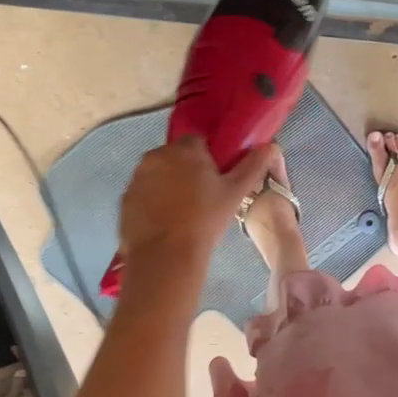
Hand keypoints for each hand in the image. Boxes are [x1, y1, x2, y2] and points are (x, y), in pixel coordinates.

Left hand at [118, 136, 276, 257]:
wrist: (166, 254)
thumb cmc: (206, 219)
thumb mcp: (236, 192)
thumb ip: (253, 165)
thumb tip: (272, 146)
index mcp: (185, 150)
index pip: (198, 141)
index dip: (208, 158)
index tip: (216, 178)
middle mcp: (156, 156)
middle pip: (176, 156)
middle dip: (186, 169)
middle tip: (202, 196)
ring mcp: (137, 177)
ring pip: (158, 173)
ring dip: (169, 183)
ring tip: (183, 211)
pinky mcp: (125, 198)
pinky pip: (144, 192)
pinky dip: (153, 200)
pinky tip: (166, 220)